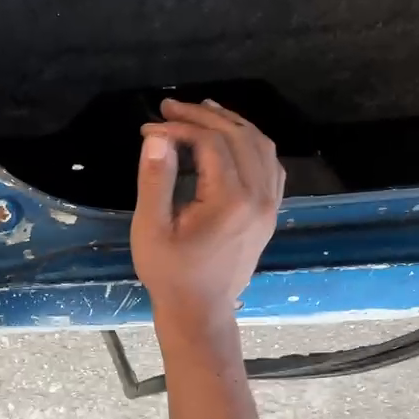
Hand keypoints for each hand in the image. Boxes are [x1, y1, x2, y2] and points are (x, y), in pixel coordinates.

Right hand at [132, 98, 285, 324]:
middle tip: (169, 108)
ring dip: (230, 123)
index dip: (178, 128)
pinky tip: (229, 138)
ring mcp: (270, 204)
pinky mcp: (270, 211)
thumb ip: (155, 180)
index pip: (209, 143)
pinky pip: (270, 163)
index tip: (148, 129)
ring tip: (200, 111)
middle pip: (238, 136)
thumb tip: (157, 137)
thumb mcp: (151, 228)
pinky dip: (250, 142)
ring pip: (260, 145)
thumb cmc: (170, 272)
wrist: (200, 311)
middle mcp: (259, 196)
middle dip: (202, 116)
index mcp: (230, 200)